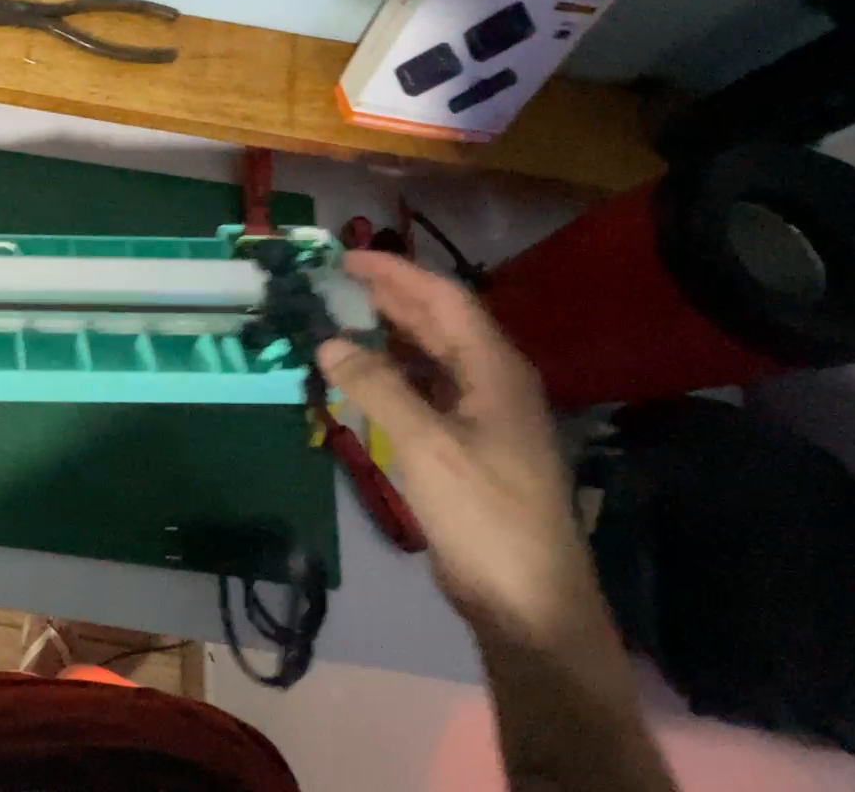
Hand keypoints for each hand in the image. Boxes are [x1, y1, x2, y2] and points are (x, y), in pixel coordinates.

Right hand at [319, 252, 600, 643]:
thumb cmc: (483, 512)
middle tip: (331, 282)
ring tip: (337, 319)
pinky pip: (423, 390)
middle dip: (388, 297)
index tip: (344, 257)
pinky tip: (359, 377)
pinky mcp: (465, 445)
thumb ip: (375, 387)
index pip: (444, 300)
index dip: (396, 273)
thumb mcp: (425, 445)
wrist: (525, 597)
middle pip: (438, 323)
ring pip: (430, 356)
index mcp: (494, 371)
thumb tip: (328, 342)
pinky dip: (389, 374)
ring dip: (387, 333)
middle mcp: (491, 383)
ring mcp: (481, 415)